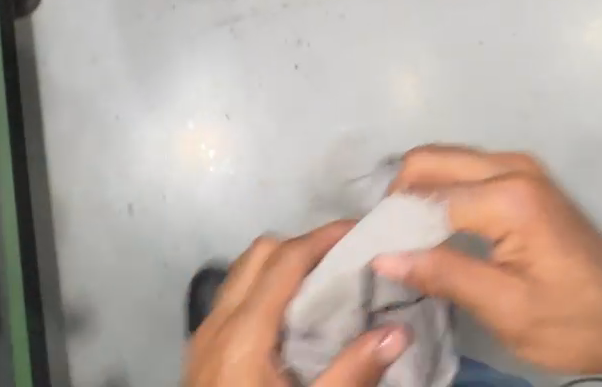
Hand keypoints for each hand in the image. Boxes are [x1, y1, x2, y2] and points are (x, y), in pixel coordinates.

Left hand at [185, 222, 412, 386]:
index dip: (324, 236)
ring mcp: (204, 338)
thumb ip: (353, 373)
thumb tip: (400, 331)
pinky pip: (234, 298)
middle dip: (303, 245)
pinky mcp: (201, 355)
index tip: (360, 229)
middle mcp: (218, 323)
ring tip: (322, 282)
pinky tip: (291, 318)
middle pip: (260, 254)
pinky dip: (264, 288)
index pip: (286, 258)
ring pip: (242, 272)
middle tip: (344, 258)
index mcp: (245, 333)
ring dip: (281, 265)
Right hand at [373, 147, 601, 377]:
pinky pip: (465, 170)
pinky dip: (441, 191)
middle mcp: (512, 166)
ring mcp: (519, 166)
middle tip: (384, 242)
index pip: (429, 197)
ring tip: (404, 238)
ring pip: (446, 160)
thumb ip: (444, 274)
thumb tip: (384, 256)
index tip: (371, 253)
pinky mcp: (522, 175)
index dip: (394, 224)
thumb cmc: (571, 319)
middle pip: (432, 160)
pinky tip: (434, 228)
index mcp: (509, 197)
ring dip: (419, 192)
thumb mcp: (505, 309)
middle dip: (400, 196)